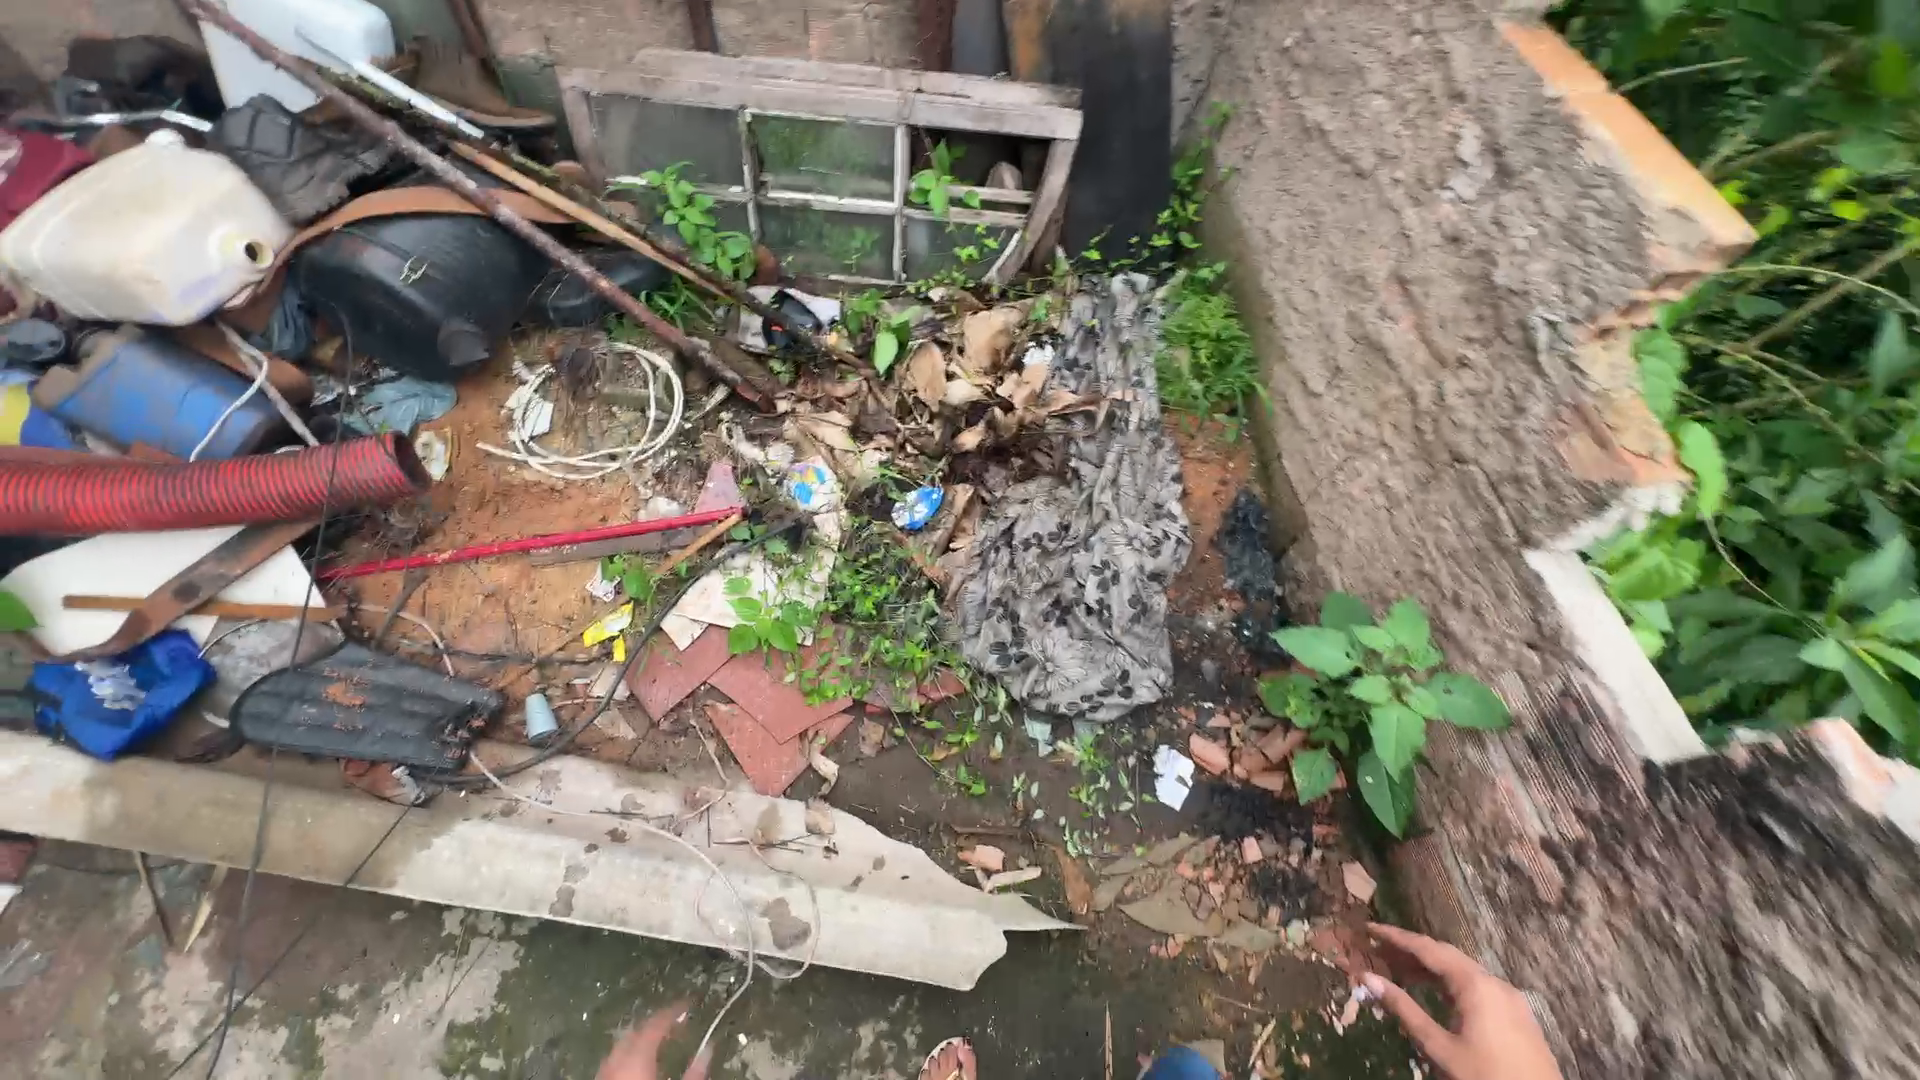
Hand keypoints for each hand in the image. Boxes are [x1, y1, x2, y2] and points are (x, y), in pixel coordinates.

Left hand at [596, 1004, 712, 1079]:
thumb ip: (694, 1073)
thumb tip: (709, 1048)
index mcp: (637, 1059)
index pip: (656, 1023)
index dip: (673, 1010)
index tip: (689, 1004)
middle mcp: (616, 1063)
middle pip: (633, 1032)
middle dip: (653, 1024)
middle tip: (675, 1024)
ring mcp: (603, 1077)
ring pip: (619, 1049)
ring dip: (638, 1042)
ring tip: (658, 1045)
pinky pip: (611, 1066)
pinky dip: (626, 1060)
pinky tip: (637, 1070)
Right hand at [1363, 923, 1562, 1079]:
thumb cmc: (1486, 1077)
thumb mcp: (1439, 1047)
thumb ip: (1404, 1009)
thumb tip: (1368, 977)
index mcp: (1475, 984)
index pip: (1427, 948)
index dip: (1396, 937)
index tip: (1369, 929)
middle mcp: (1494, 982)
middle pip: (1445, 954)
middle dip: (1411, 950)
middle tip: (1379, 950)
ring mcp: (1510, 998)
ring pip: (1463, 969)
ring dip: (1431, 967)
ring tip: (1399, 971)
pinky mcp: (1517, 1014)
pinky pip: (1478, 985)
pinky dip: (1450, 982)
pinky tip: (1435, 993)